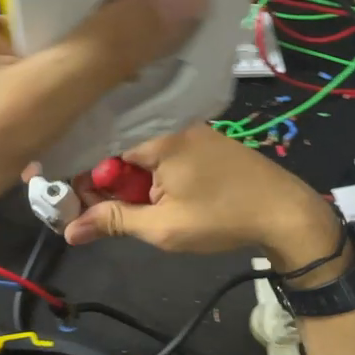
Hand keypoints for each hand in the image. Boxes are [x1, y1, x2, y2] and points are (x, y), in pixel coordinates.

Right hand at [62, 125, 346, 280]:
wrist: (286, 213)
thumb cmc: (222, 218)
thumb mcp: (163, 227)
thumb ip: (113, 223)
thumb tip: (69, 231)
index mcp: (157, 136)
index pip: (98, 148)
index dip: (79, 177)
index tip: (69, 205)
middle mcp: (168, 123)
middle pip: (116, 148)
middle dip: (102, 181)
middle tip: (95, 215)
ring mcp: (186, 130)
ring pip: (136, 152)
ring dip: (125, 181)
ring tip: (121, 211)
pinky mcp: (199, 140)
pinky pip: (157, 152)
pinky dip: (146, 175)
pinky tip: (146, 198)